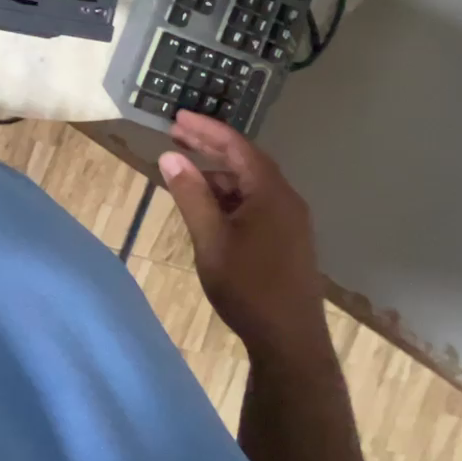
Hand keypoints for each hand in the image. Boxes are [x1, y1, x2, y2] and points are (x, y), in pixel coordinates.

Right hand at [160, 111, 328, 362]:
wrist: (290, 343)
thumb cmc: (248, 287)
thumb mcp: (210, 239)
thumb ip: (191, 194)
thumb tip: (170, 157)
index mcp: (270, 193)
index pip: (236, 147)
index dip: (206, 129)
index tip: (177, 117)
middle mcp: (286, 200)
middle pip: (246, 161)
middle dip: (210, 146)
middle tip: (176, 134)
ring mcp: (290, 221)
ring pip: (250, 184)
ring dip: (218, 174)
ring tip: (185, 175)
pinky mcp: (288, 240)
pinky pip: (256, 203)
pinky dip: (230, 196)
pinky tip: (209, 207)